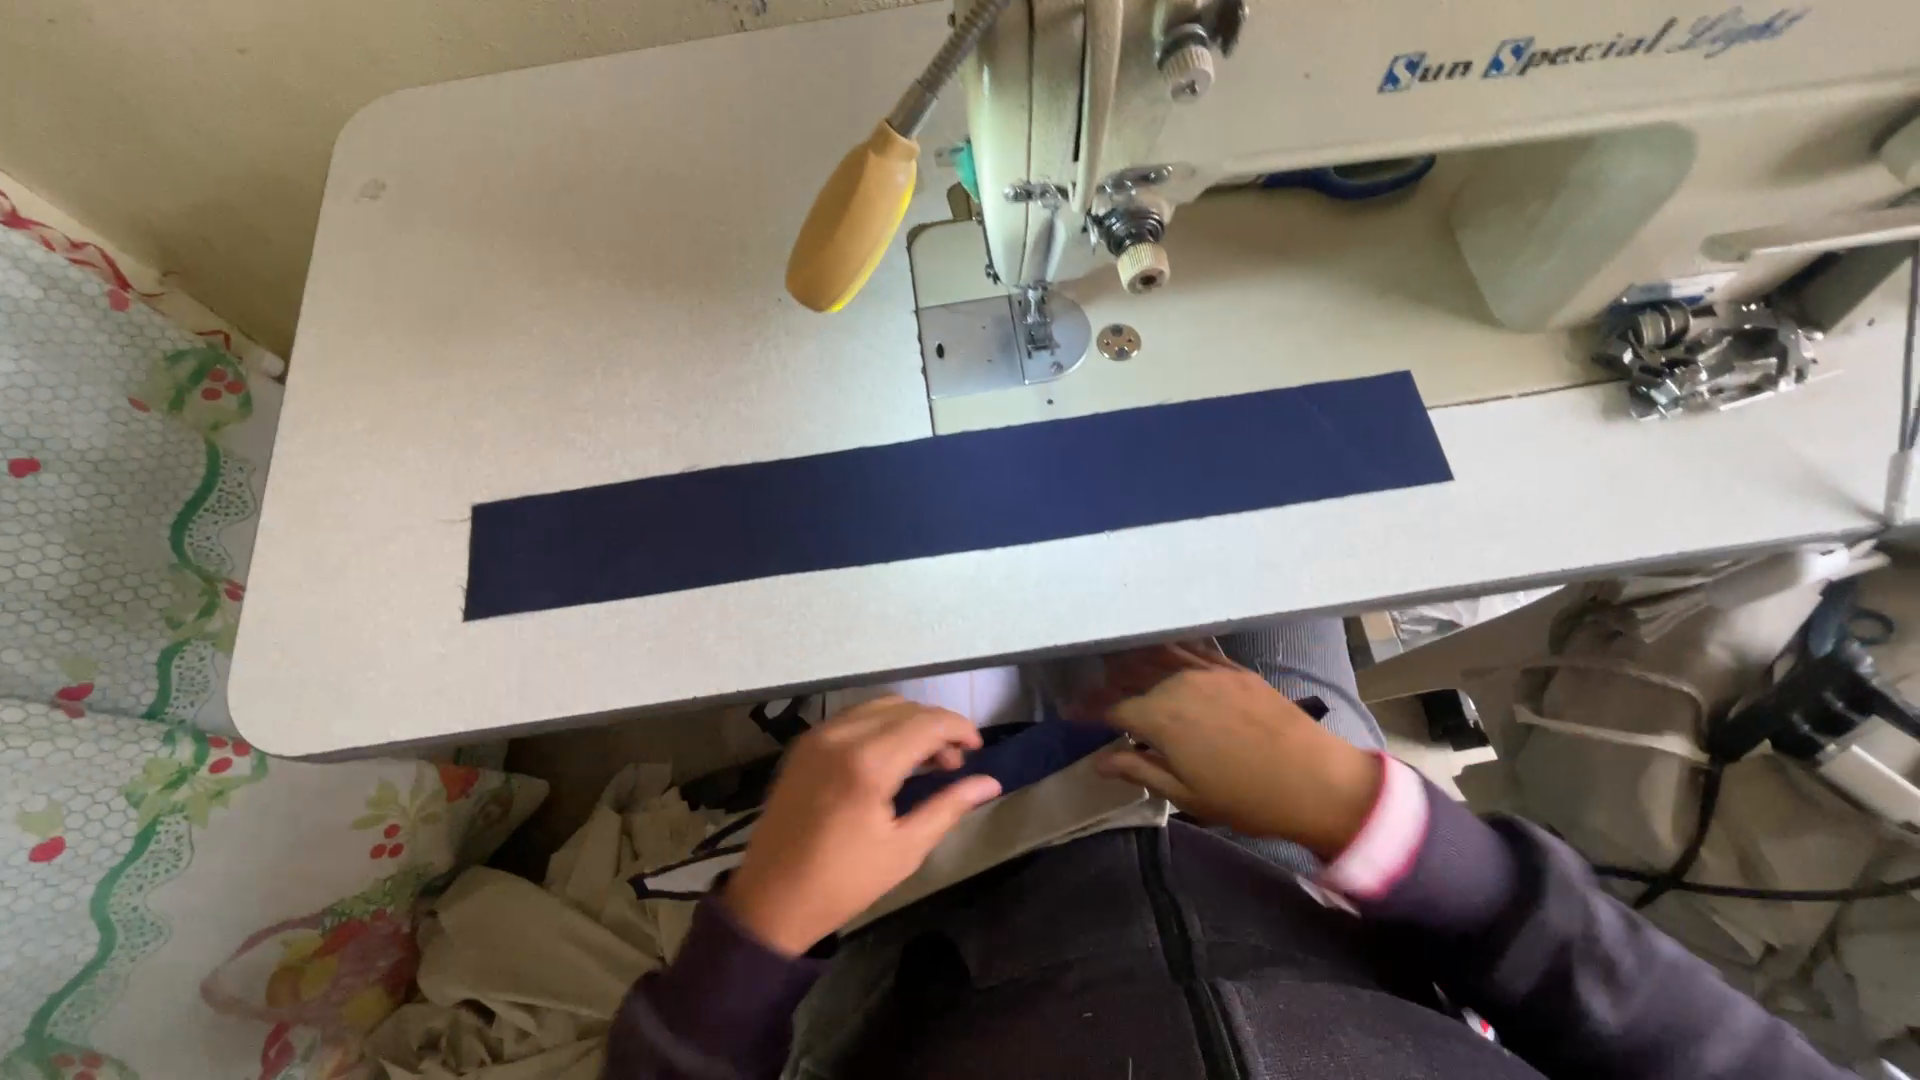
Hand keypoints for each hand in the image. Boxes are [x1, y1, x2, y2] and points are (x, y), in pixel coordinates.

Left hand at [721, 697, 1002, 956]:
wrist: (769, 901)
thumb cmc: (842, 883)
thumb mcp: (905, 850)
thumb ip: (949, 807)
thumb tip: (991, 783)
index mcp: (868, 763)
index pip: (927, 723)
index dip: (960, 729)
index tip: (978, 750)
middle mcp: (841, 737)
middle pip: (905, 709)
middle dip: (937, 726)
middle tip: (955, 762)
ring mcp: (817, 737)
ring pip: (878, 707)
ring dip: (909, 723)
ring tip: (927, 760)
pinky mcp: (803, 745)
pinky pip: (853, 718)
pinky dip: (880, 726)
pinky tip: (892, 758)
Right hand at [1091, 645, 1381, 859]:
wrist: (1316, 780)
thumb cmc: (1245, 797)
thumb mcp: (1186, 794)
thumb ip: (1139, 769)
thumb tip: (1100, 761)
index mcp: (1160, 717)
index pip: (1111, 707)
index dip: (1087, 710)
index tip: (1069, 712)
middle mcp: (1178, 684)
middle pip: (1131, 674)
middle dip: (1106, 682)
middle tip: (1091, 689)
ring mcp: (1208, 672)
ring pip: (1160, 656)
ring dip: (1135, 660)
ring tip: (1119, 663)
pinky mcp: (1234, 669)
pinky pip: (1194, 650)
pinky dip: (1172, 649)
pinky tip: (1164, 648)